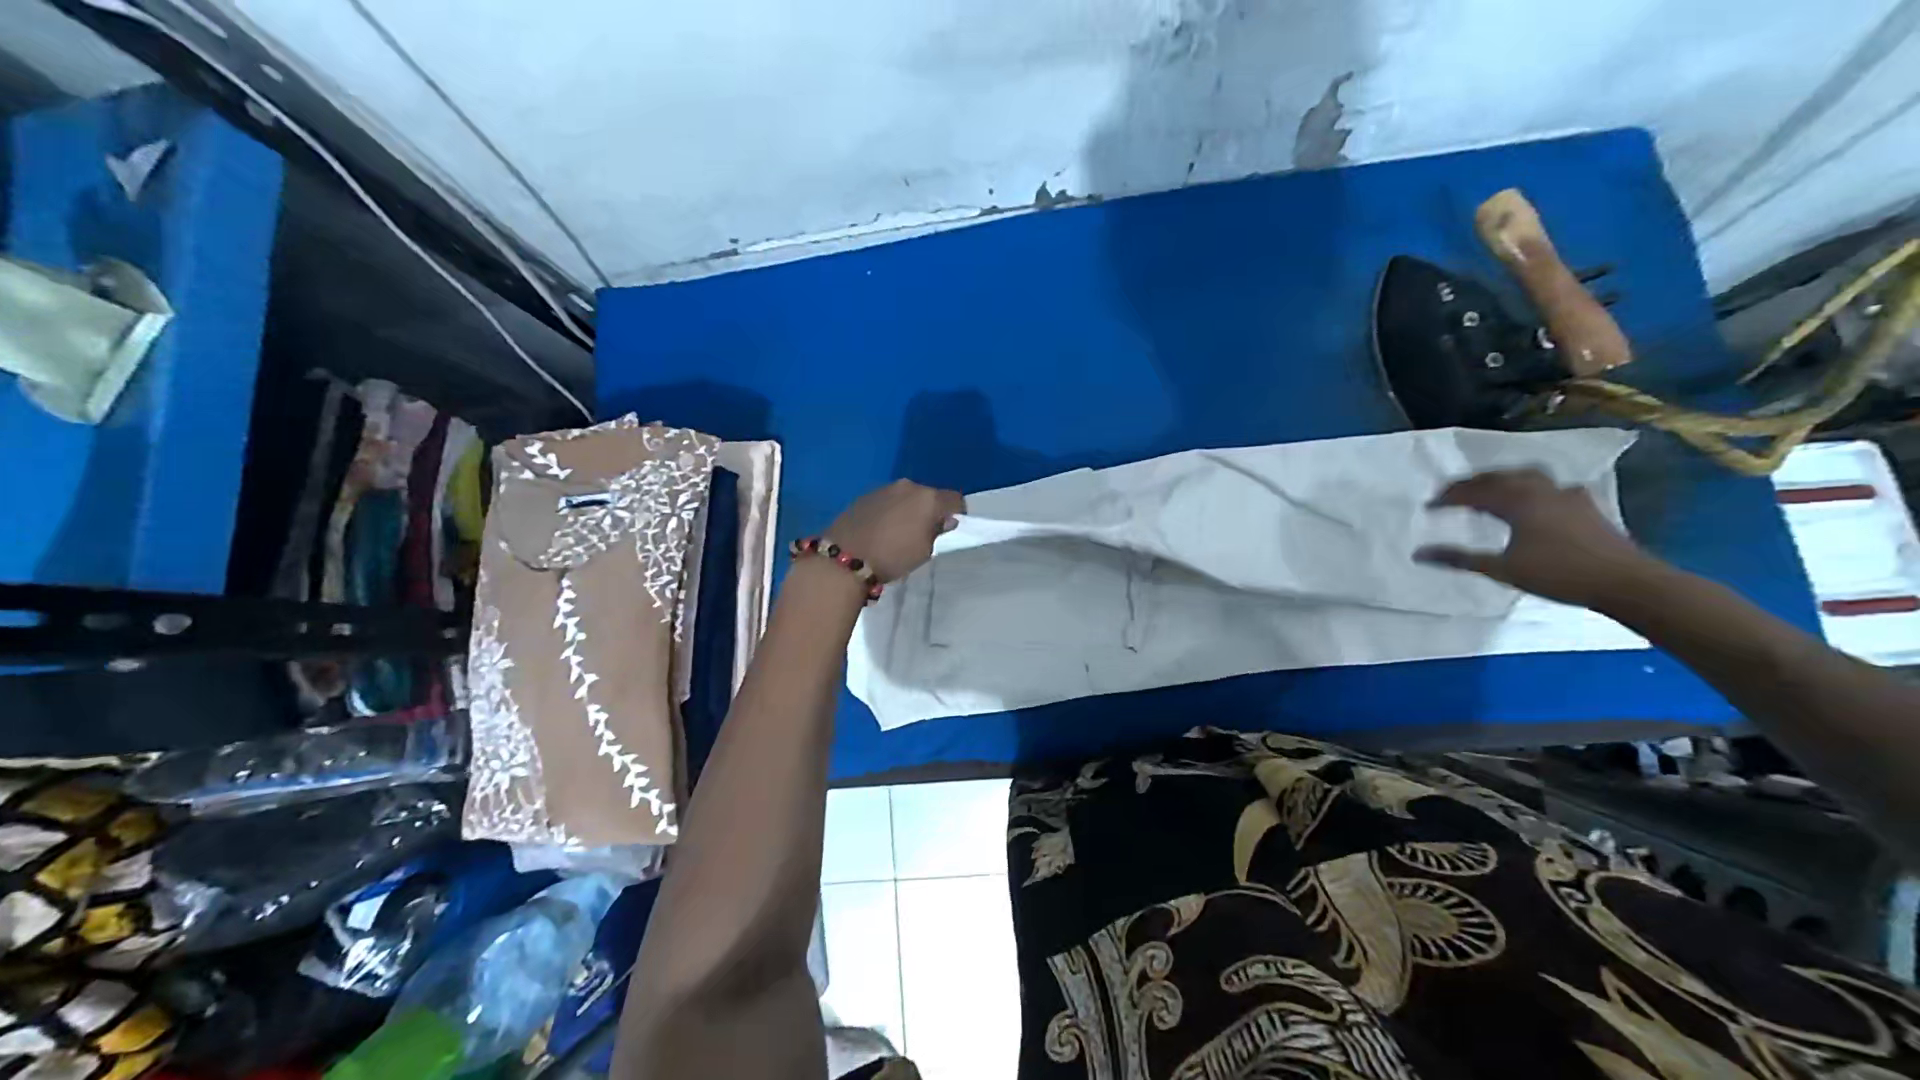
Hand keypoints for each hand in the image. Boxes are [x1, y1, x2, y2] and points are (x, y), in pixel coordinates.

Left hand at [825, 480, 964, 582]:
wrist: (844, 557)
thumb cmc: (893, 556)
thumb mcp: (924, 551)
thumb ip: (937, 531)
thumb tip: (943, 520)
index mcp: (928, 498)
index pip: (954, 499)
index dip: (957, 513)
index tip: (951, 528)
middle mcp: (908, 486)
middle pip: (928, 495)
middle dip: (930, 510)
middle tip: (925, 532)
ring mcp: (884, 489)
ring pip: (906, 496)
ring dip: (908, 509)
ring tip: (900, 532)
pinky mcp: (864, 496)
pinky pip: (887, 501)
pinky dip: (890, 511)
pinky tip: (882, 529)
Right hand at [1415, 468, 1658, 608]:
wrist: (1625, 582)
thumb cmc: (1558, 574)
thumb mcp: (1501, 569)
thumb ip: (1459, 559)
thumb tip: (1418, 553)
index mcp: (1517, 502)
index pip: (1473, 492)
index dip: (1448, 498)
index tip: (1429, 506)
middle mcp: (1540, 490)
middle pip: (1499, 477)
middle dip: (1471, 483)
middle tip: (1452, 493)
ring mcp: (1566, 495)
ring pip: (1526, 476)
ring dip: (1502, 479)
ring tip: (1489, 488)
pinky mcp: (1585, 505)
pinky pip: (1551, 486)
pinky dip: (1532, 487)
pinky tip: (1534, 499)